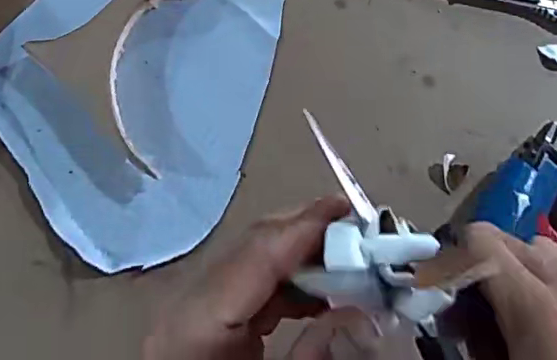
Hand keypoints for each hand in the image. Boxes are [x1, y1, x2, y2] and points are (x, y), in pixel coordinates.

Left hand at [143, 195, 375, 359]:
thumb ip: (320, 353)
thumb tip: (367, 312)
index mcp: (195, 323)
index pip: (259, 251)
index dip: (307, 226)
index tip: (353, 211)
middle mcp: (190, 303)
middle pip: (257, 245)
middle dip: (313, 235)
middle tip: (364, 233)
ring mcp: (195, 310)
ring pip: (257, 259)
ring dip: (307, 256)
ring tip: (354, 261)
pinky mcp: (207, 322)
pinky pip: (253, 285)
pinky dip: (291, 283)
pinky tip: (324, 293)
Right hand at [461, 223, 556, 359]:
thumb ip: (479, 347)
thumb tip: (457, 318)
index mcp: (542, 312)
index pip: (480, 243)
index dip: (450, 260)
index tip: (436, 287)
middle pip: (507, 242)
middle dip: (481, 271)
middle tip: (468, 314)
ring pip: (540, 251)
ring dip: (517, 275)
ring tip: (512, 322)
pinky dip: (551, 287)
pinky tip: (554, 331)